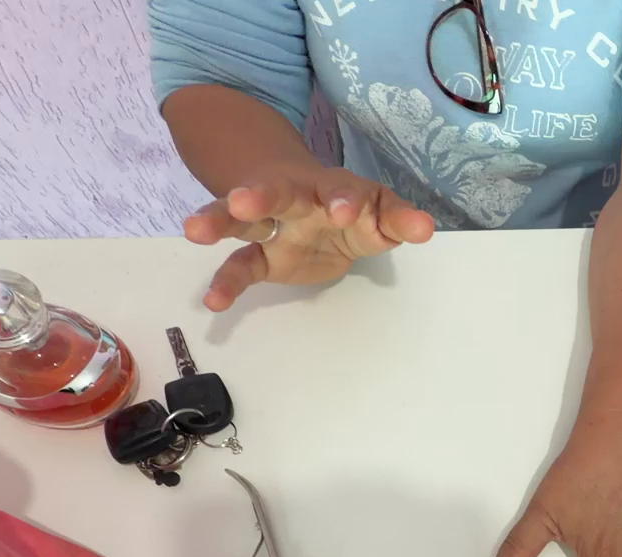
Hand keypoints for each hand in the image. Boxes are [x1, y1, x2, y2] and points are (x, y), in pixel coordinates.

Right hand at [183, 162, 435, 309]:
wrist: (317, 201)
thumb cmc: (356, 208)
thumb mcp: (381, 213)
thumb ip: (401, 221)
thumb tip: (427, 227)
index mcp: (336, 191)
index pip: (340, 191)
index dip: (343, 201)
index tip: (345, 212)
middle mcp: (298, 201)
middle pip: (275, 192)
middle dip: (260, 196)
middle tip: (243, 201)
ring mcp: (274, 227)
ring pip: (242, 220)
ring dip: (220, 221)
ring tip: (194, 231)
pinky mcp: (264, 256)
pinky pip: (241, 265)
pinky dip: (227, 282)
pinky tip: (212, 302)